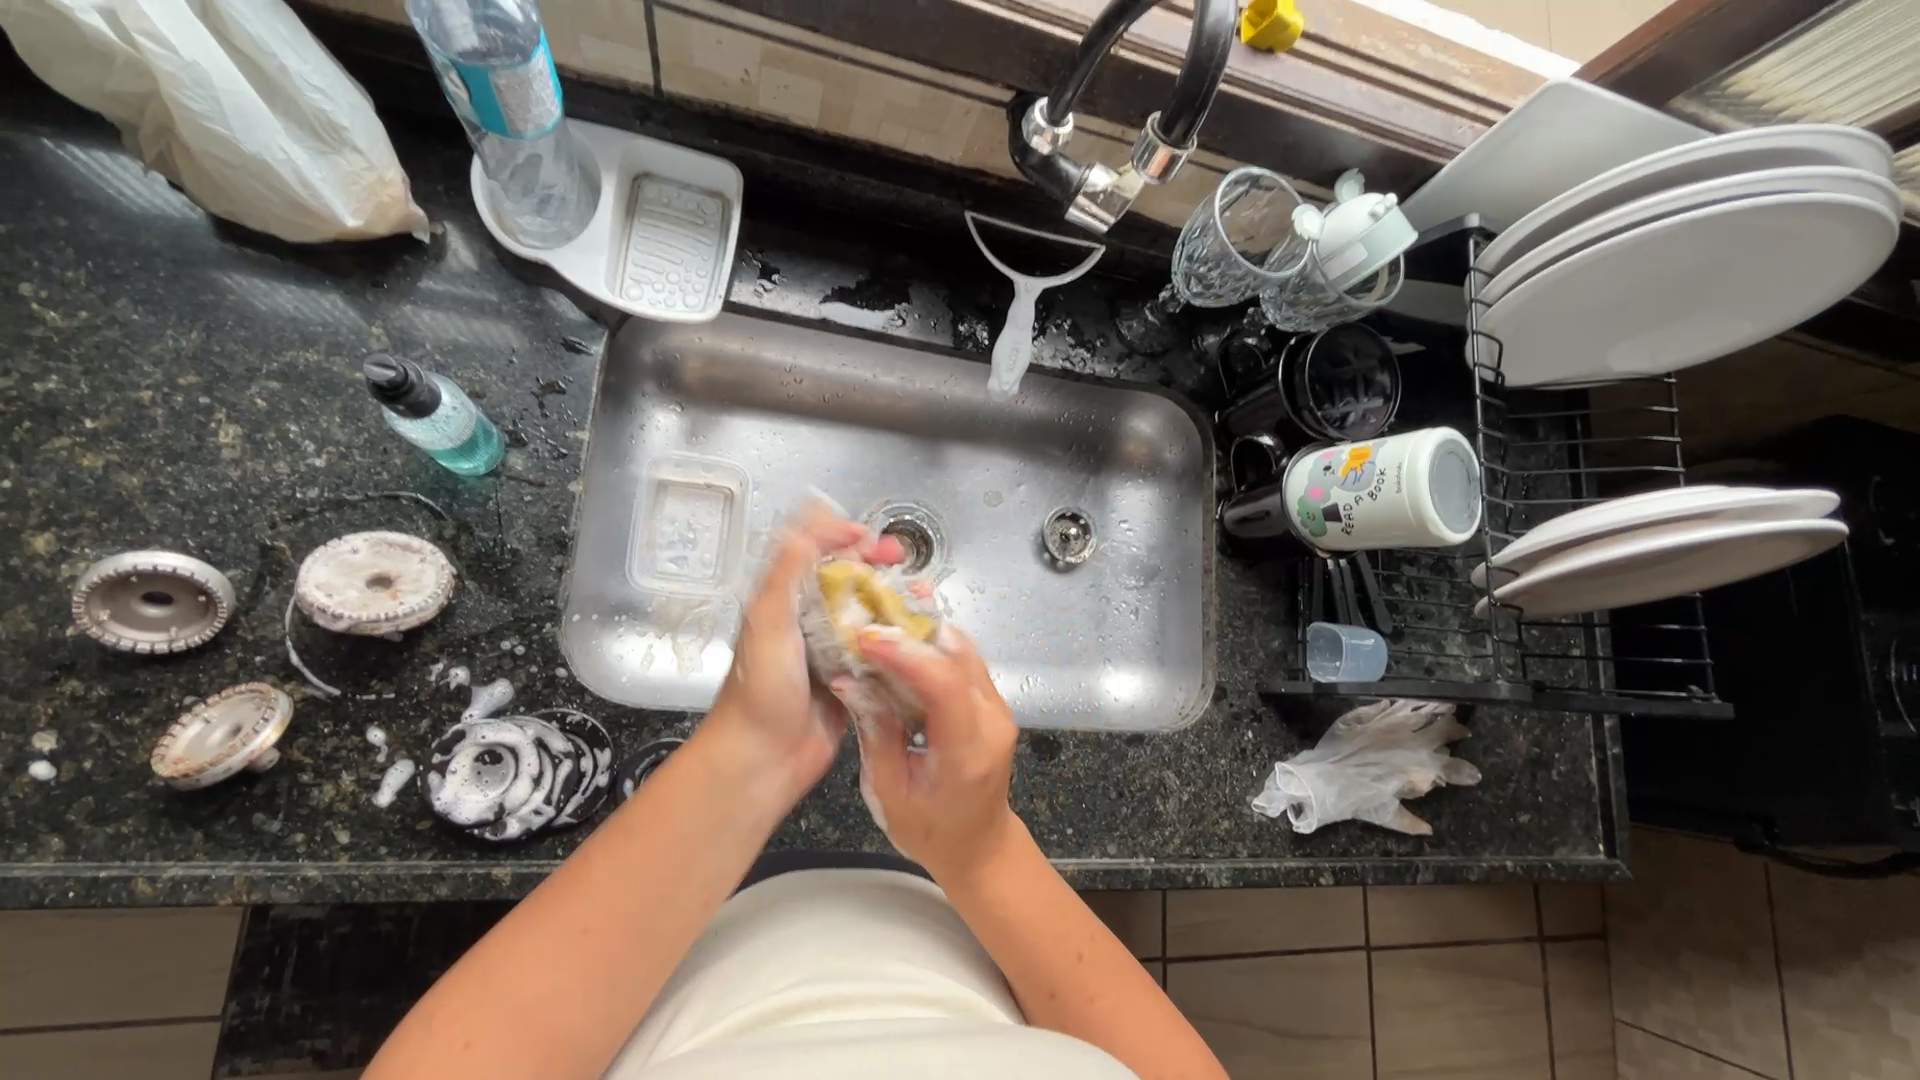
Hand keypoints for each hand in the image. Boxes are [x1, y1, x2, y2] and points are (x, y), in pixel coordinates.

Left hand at [703, 502, 900, 806]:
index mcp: (784, 599)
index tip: (868, 537)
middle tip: (898, 560)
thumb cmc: (759, 693)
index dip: (842, 535)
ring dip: (891, 598)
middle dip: (875, 562)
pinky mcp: (852, 676)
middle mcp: (808, 619)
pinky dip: (897, 637)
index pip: (814, 550)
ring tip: (914, 594)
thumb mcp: (767, 620)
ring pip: (867, 611)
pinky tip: (914, 633)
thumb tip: (815, 521)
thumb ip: (788, 569)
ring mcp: (831, 648)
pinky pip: (879, 649)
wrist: (764, 758)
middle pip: (847, 576)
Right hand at [843, 625, 1022, 884]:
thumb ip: (875, 734)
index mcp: (969, 751)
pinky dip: (931, 647)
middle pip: (957, 656)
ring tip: (878, 629)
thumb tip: (849, 680)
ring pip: (962, 650)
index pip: (944, 685)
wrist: (980, 845)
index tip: (865, 639)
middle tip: (864, 623)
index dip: (905, 655)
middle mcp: (993, 720)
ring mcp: (998, 706)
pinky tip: (900, 646)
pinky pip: (963, 659)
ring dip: (920, 634)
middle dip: (910, 633)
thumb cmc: (932, 831)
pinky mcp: (992, 700)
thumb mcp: (890, 792)